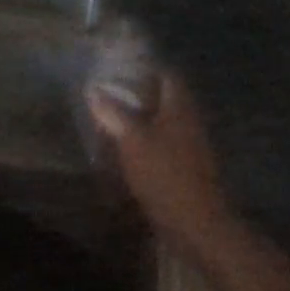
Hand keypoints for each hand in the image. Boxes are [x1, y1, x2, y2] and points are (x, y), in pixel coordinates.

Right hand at [90, 70, 232, 251]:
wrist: (196, 225)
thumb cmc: (164, 174)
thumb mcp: (131, 139)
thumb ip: (113, 112)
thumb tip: (93, 90)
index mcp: (179, 108)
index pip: (167, 75)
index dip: (144, 67)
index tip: (118, 66)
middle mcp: (188, 122)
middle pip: (165, 98)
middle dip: (138, 92)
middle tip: (108, 90)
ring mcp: (189, 146)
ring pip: (162, 121)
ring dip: (140, 117)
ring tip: (111, 117)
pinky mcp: (185, 168)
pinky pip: (162, 144)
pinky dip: (144, 140)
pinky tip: (124, 147)